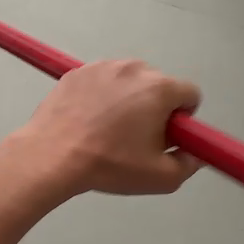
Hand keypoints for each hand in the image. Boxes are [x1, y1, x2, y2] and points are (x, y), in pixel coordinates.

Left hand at [14, 60, 202, 196]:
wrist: (52, 154)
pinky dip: (100, 94)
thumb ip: (189, 163)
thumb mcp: (163, 177)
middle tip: (136, 136)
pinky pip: (100, 80)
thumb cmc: (109, 164)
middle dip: (154, 107)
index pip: (190, 94)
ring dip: (126, 98)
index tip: (168, 135)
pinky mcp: (76, 71)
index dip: (183, 117)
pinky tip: (88, 119)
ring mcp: (100, 66)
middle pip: (158, 84)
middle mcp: (132, 68)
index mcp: (159, 88)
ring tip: (108, 128)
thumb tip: (191, 153)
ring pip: (127, 80)